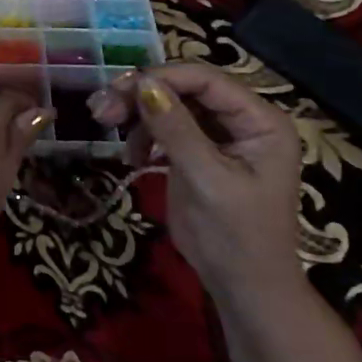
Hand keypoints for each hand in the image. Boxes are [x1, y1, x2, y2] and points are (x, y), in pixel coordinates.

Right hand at [90, 63, 303, 300]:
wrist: (241, 284)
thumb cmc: (236, 234)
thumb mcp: (206, 179)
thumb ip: (176, 129)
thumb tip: (143, 83)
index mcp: (262, 122)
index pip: (207, 80)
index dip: (162, 78)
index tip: (118, 89)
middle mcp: (243, 121)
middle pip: (185, 89)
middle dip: (141, 95)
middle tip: (100, 110)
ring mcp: (219, 137)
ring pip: (170, 105)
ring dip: (135, 113)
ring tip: (105, 126)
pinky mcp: (196, 153)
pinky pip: (164, 128)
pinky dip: (141, 134)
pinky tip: (131, 156)